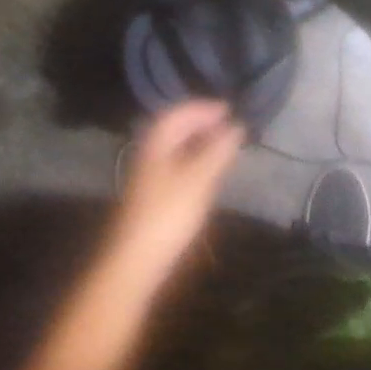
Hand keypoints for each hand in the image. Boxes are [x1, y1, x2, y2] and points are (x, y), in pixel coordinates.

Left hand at [108, 100, 244, 280]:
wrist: (134, 261)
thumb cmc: (167, 215)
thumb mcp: (198, 180)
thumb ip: (218, 152)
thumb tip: (236, 126)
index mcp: (156, 143)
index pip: (178, 113)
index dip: (203, 108)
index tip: (227, 109)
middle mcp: (148, 154)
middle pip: (173, 129)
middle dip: (199, 123)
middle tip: (226, 125)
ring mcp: (147, 176)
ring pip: (173, 148)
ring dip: (196, 142)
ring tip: (221, 146)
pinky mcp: (150, 196)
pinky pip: (173, 165)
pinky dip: (191, 160)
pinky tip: (205, 174)